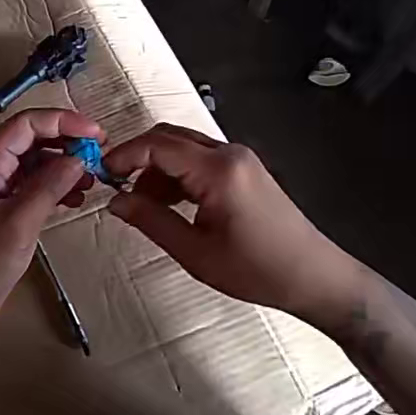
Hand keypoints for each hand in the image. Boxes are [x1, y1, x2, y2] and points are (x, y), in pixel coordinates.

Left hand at [0, 109, 100, 364]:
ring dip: (62, 167)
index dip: (65, 122)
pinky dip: (52, 187)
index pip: (28, 123)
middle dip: (66, 143)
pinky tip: (72, 199)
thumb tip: (78, 159)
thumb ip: (50, 185)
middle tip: (99, 157)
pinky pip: (28, 186)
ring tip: (90, 181)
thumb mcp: (19, 222)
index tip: (97, 135)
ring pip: (32, 163)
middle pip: (31, 139)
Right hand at [102, 124, 358, 324]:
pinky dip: (177, 174)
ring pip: (183, 147)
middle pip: (169, 137)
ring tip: (142, 204)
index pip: (157, 145)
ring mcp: (238, 159)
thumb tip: (114, 201)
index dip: (124, 156)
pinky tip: (169, 203)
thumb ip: (150, 220)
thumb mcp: (194, 251)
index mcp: (217, 170)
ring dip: (157, 168)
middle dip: (138, 158)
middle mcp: (228, 153)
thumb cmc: (256, 269)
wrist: (315, 277)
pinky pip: (199, 159)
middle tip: (116, 186)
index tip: (100, 175)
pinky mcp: (244, 169)